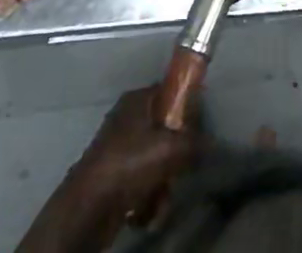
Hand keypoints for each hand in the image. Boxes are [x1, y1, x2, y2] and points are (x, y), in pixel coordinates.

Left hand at [66, 86, 196, 216]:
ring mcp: (119, 146)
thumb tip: (211, 141)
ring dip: (164, 182)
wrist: (90, 203)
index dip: (187, 106)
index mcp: (137, 100)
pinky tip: (148, 210)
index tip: (199, 127)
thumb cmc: (130, 162)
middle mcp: (127, 118)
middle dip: (176, 156)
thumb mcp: (171, 148)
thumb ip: (195, 141)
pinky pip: (143, 179)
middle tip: (181, 168)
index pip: (170, 91)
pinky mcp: (115, 173)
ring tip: (161, 195)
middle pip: (165, 130)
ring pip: (156, 159)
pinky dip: (149, 195)